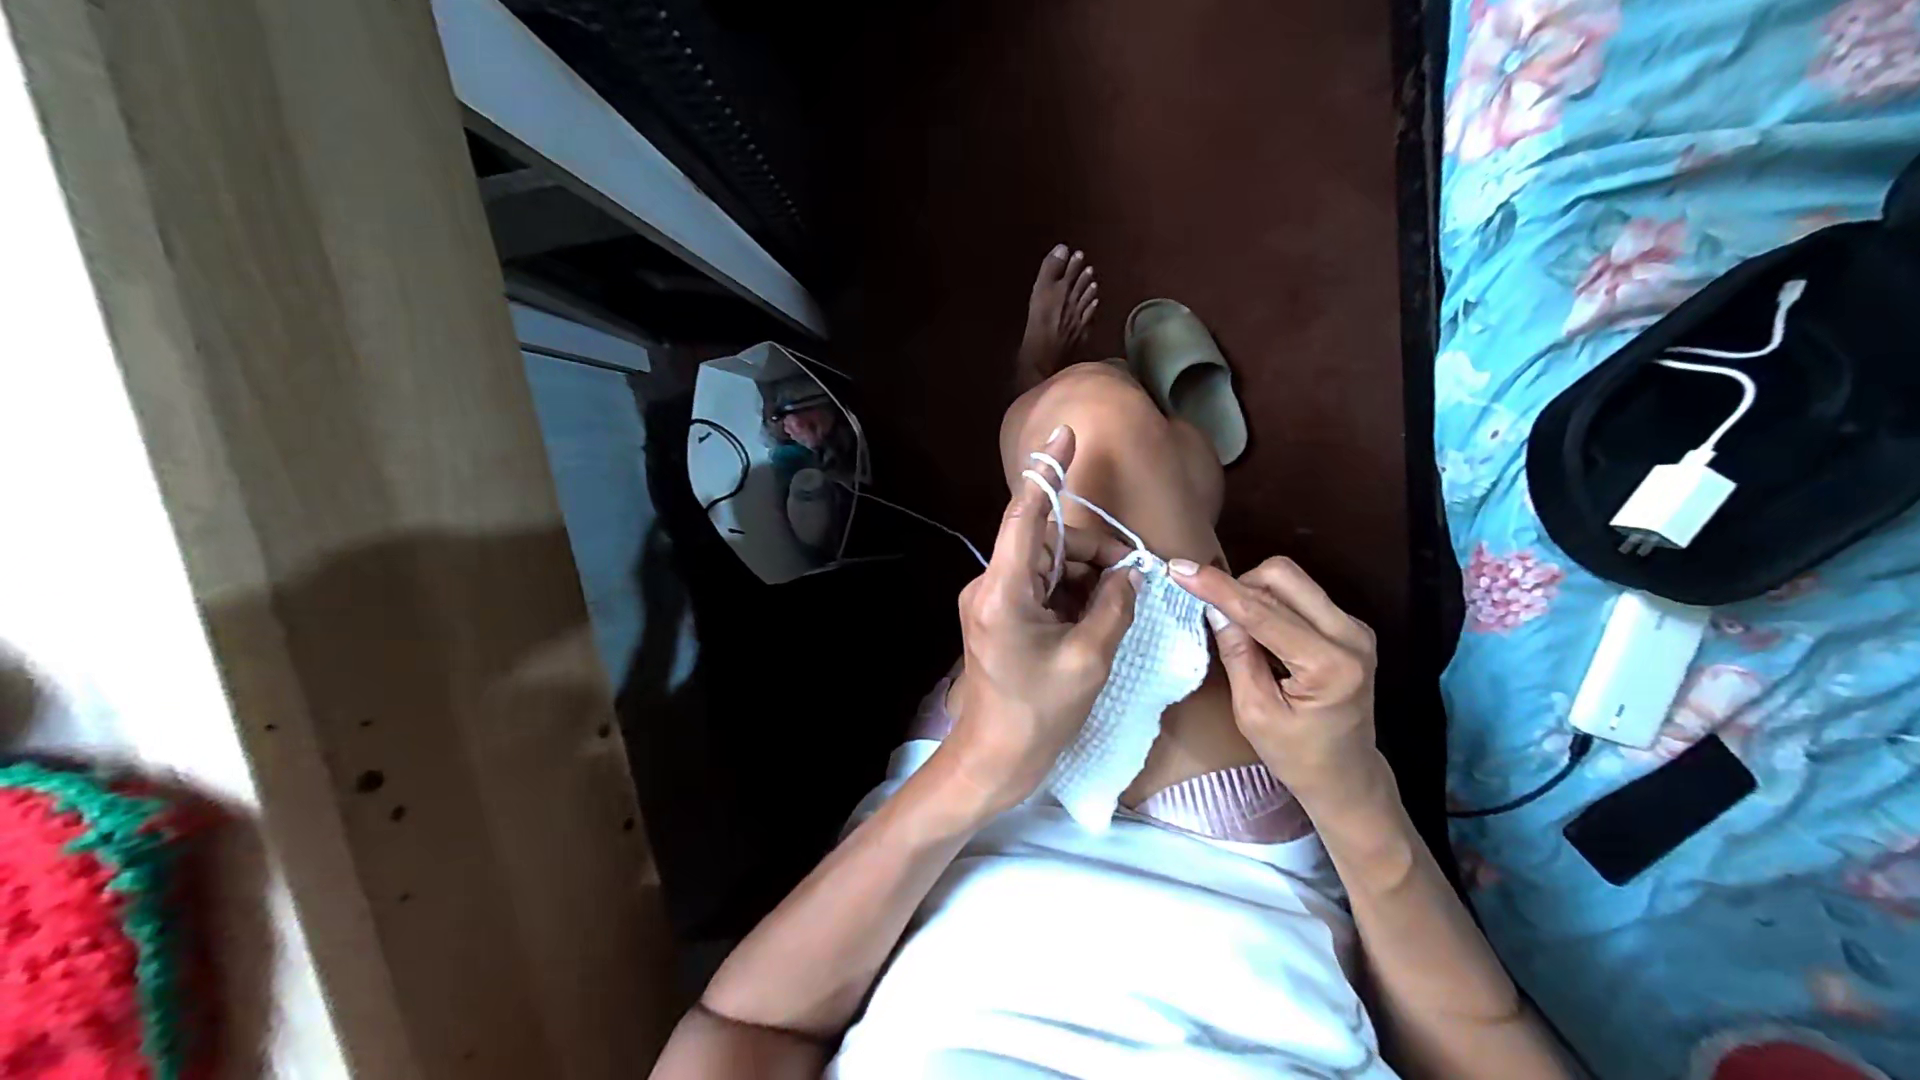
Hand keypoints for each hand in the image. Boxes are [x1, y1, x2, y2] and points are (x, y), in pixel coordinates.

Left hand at [937, 425, 1138, 818]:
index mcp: (1003, 591)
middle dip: (1092, 552)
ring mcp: (991, 598)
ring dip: (1085, 574)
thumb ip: (1113, 606)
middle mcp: (990, 585)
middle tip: (1131, 580)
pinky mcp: (998, 612)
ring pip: (1046, 562)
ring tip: (1115, 605)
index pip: (1026, 515)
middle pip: (1047, 541)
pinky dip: (1070, 591)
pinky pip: (1039, 584)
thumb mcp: (1089, 659)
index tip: (1065, 433)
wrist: (995, 758)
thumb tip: (1130, 573)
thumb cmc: (1040, 715)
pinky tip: (1095, 614)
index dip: (1048, 472)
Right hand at [1169, 557, 1382, 813]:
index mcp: (1329, 664)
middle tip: (1213, 613)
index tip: (1178, 570)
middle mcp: (1350, 635)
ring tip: (1237, 629)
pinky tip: (1258, 633)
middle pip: (1282, 577)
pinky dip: (1267, 602)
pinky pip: (1299, 594)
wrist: (1346, 775)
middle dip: (1238, 585)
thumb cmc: (1296, 755)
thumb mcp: (1253, 712)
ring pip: (1290, 580)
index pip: (1263, 611)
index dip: (1217, 588)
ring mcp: (1353, 627)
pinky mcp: (1347, 625)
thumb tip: (1214, 608)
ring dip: (1252, 593)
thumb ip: (1236, 654)